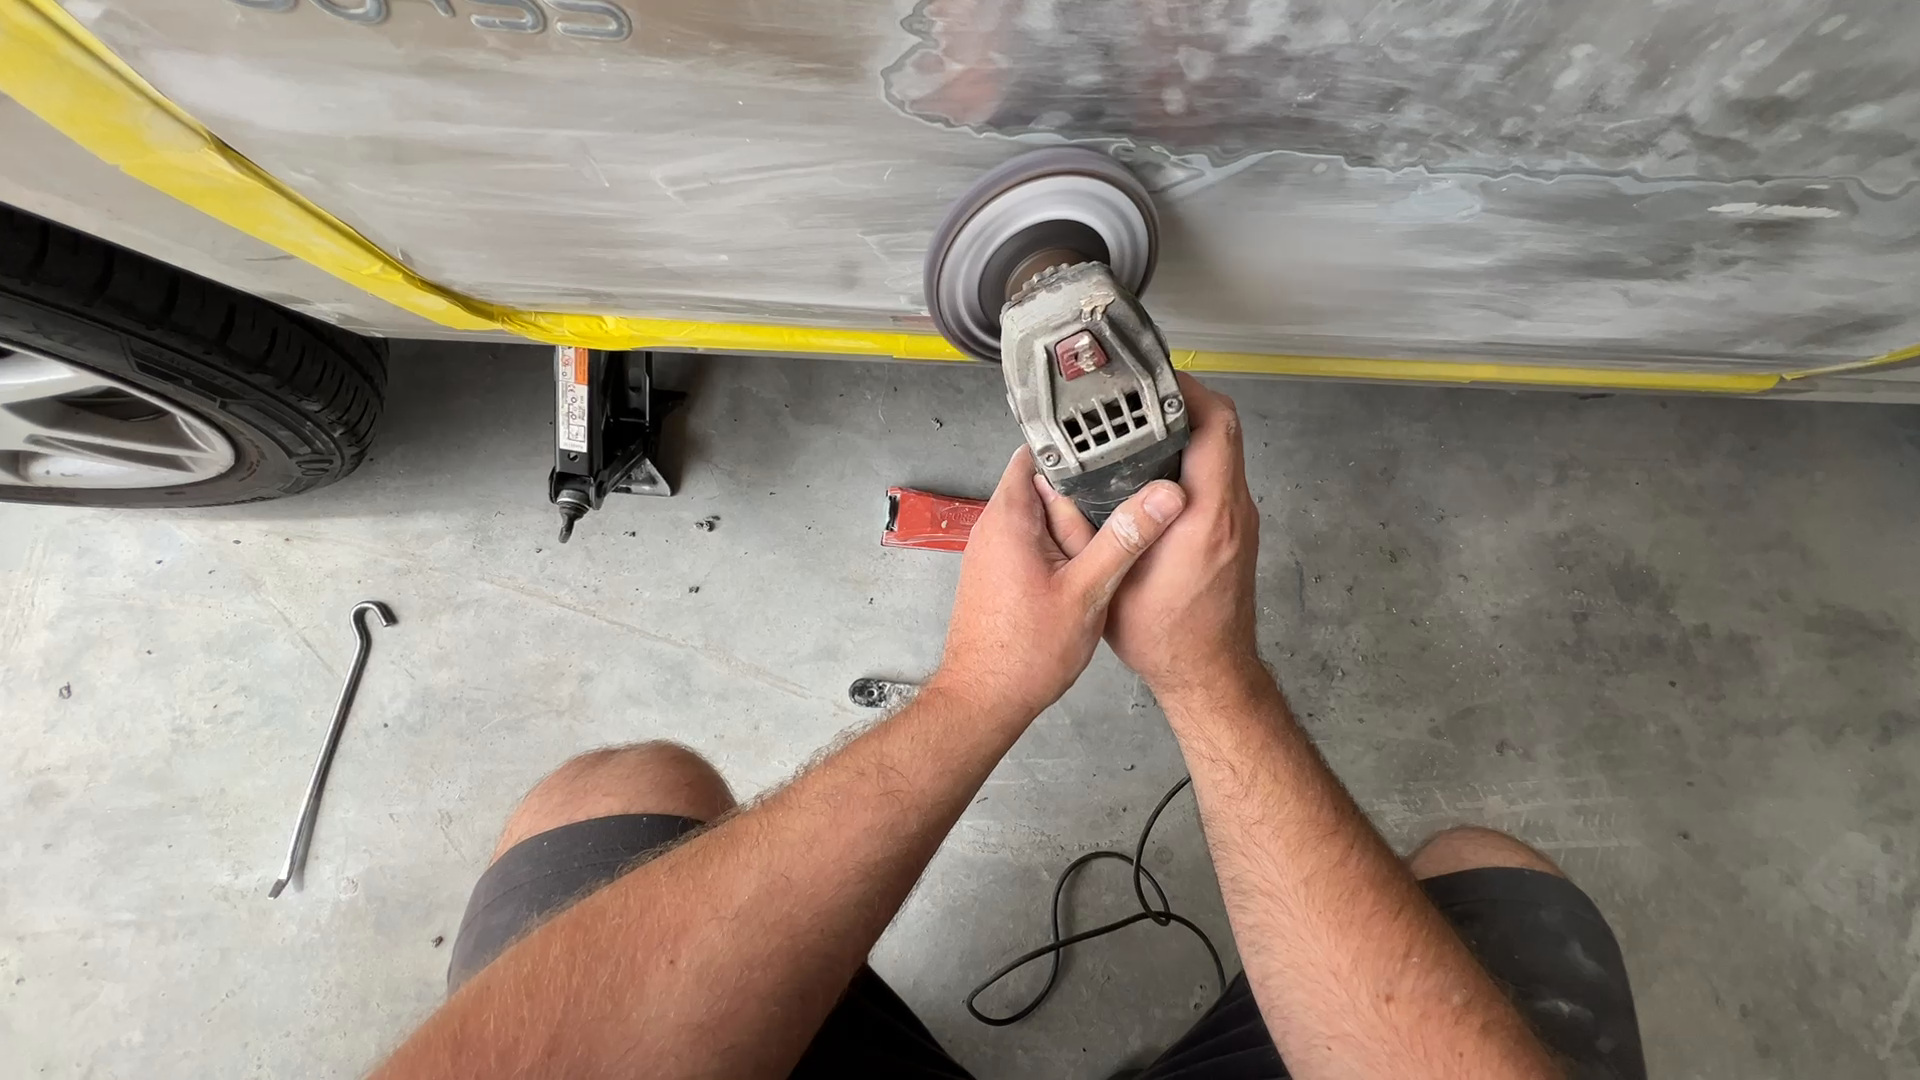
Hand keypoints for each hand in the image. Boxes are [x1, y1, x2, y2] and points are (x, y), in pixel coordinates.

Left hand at [932, 447, 1186, 719]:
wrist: (985, 699)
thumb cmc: (1025, 653)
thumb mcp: (1089, 591)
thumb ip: (1125, 539)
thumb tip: (1163, 497)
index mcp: (1009, 519)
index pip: (1034, 453)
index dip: (1071, 443)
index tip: (1107, 439)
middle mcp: (993, 528)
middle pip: (1040, 483)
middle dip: (1081, 485)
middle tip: (1125, 486)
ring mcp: (992, 553)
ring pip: (1038, 515)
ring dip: (1072, 519)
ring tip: (1113, 524)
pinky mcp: (998, 574)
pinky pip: (1031, 542)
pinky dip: (1060, 545)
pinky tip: (1088, 562)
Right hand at [1035, 374, 1262, 701]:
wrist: (1210, 673)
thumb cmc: (1167, 639)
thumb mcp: (1108, 586)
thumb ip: (1077, 537)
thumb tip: (1049, 495)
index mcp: (1206, 519)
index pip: (1215, 429)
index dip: (1188, 392)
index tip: (1154, 379)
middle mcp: (1233, 514)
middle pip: (1223, 430)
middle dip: (1184, 402)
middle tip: (1140, 396)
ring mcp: (1240, 522)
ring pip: (1223, 452)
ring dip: (1189, 430)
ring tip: (1142, 426)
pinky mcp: (1235, 532)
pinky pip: (1219, 476)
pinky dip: (1192, 459)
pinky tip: (1155, 468)